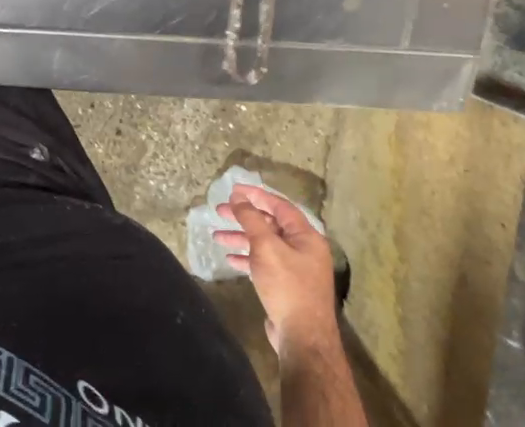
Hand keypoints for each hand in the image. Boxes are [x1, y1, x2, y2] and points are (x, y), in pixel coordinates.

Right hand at [213, 183, 338, 354]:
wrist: (303, 335)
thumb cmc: (286, 285)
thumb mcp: (266, 247)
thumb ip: (252, 219)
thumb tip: (239, 198)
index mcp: (306, 237)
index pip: (280, 206)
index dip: (256, 195)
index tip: (233, 189)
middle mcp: (304, 249)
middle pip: (271, 224)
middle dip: (244, 217)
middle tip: (220, 210)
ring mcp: (296, 268)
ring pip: (265, 244)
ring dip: (241, 238)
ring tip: (217, 236)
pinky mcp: (287, 285)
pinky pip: (264, 262)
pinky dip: (247, 257)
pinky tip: (230, 259)